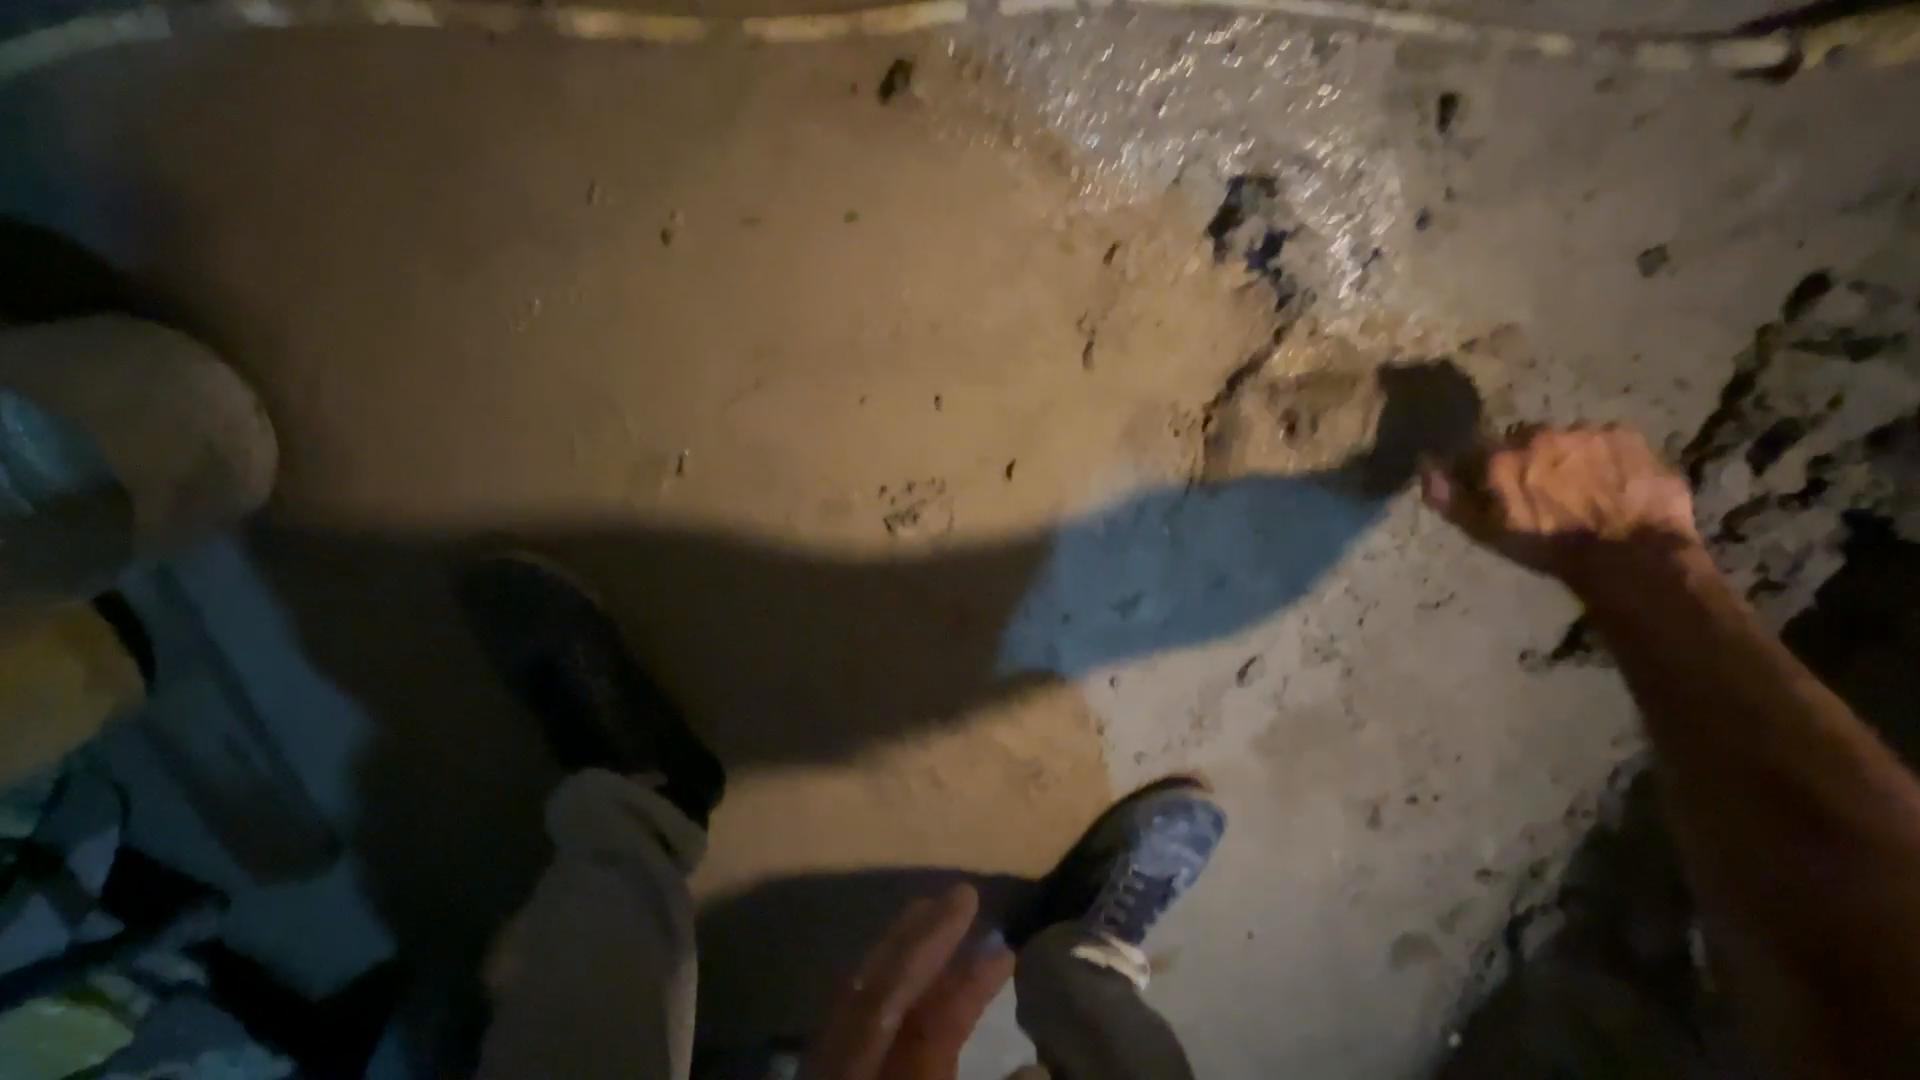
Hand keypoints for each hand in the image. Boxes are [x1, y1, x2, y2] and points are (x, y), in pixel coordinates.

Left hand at [801, 884, 1015, 1079]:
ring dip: (894, 948)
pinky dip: (870, 981)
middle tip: (963, 893)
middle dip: (923, 938)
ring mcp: (822, 1068)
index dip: (969, 987)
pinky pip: (839, 1016)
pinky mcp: (814, 1068)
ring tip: (928, 911)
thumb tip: (1038, 1065)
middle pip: (881, 993)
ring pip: (853, 997)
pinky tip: (891, 967)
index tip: (1004, 951)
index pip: (932, 1028)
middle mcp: (846, 1070)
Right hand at [1419, 424, 1700, 582]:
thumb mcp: (1487, 532)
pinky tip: (1612, 480)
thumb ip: (1450, 498)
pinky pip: (1606, 438)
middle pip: (1525, 438)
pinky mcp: (1626, 433)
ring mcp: (1584, 431)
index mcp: (1500, 458)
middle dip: (1530, 456)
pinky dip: (1604, 454)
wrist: (1630, 553)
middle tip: (1546, 488)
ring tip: (1584, 485)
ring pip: (1566, 436)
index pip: (1480, 449)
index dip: (1489, 468)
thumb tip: (1424, 464)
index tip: (1501, 488)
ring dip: (1568, 454)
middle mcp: (1537, 434)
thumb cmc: (1549, 548)